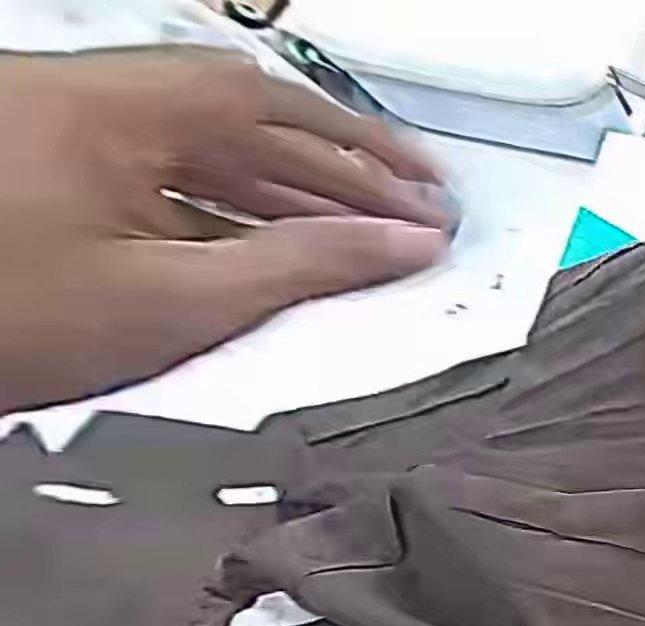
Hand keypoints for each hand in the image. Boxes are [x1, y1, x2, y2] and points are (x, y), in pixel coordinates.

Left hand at [0, 47, 453, 412]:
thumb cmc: (8, 323)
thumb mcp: (191, 297)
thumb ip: (312, 262)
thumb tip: (407, 243)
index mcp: (82, 111)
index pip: (252, 96)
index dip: (353, 135)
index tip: (417, 175)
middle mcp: (59, 108)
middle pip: (237, 129)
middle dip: (341, 178)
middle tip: (416, 221)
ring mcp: (47, 143)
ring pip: (208, 159)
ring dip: (301, 199)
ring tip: (377, 239)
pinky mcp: (46, 183)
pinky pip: (174, 185)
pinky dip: (247, 215)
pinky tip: (300, 250)